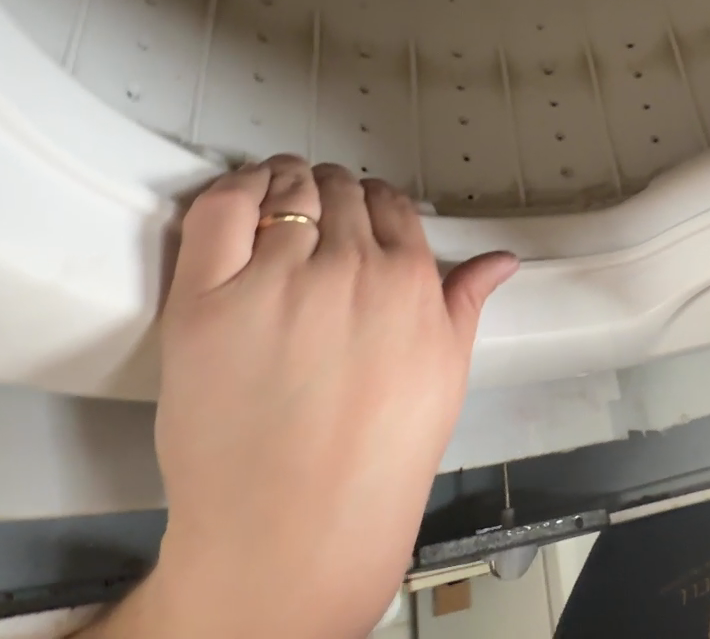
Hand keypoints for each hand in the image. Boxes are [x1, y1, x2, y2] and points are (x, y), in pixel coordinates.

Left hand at [83, 157, 518, 638]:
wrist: (299, 527)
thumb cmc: (382, 456)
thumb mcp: (447, 371)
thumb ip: (468, 299)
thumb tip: (503, 260)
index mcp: (410, 278)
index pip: (391, 203)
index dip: (373, 200)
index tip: (360, 209)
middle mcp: (350, 267)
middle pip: (341, 190)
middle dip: (333, 190)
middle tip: (316, 206)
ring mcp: (277, 280)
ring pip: (288, 191)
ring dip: (288, 183)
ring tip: (280, 193)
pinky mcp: (206, 300)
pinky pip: (223, 208)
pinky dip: (236, 186)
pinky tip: (245, 190)